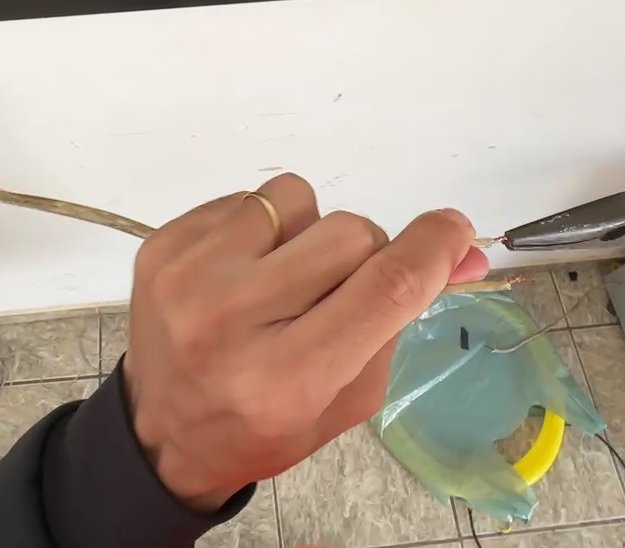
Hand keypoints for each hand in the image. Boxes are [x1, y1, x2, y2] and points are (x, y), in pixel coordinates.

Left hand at [123, 175, 487, 510]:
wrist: (163, 428)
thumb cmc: (265, 423)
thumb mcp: (346, 394)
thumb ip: (400, 319)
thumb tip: (461, 251)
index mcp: (285, 378)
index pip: (382, 288)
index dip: (432, 249)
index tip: (455, 229)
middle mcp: (230, 319)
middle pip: (348, 232)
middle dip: (364, 251)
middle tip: (340, 284)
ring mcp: (188, 274)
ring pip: (297, 196)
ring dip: (307, 231)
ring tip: (281, 275)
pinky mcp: (164, 242)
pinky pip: (248, 196)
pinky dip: (262, 225)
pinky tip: (243, 269)